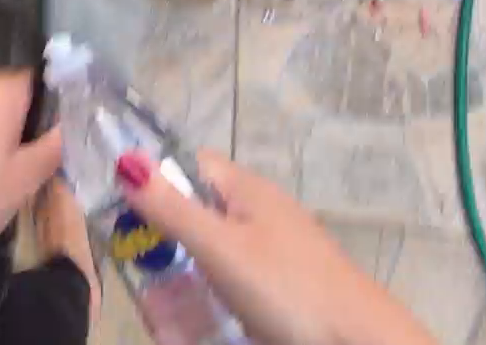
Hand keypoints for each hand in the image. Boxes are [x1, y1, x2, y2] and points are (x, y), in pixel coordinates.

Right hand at [118, 150, 437, 344]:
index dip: (156, 180)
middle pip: (198, 210)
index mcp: (244, 187)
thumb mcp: (219, 248)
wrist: (361, 344)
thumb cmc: (287, 287)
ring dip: (186, 276)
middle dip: (166, 241)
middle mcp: (259, 208)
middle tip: (141, 274)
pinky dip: (214, 296)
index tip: (125, 214)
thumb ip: (171, 207)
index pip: (188, 163)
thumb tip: (124, 159)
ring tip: (164, 313)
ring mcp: (276, 247)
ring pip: (214, 251)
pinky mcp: (287, 284)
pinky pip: (236, 280)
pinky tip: (204, 323)